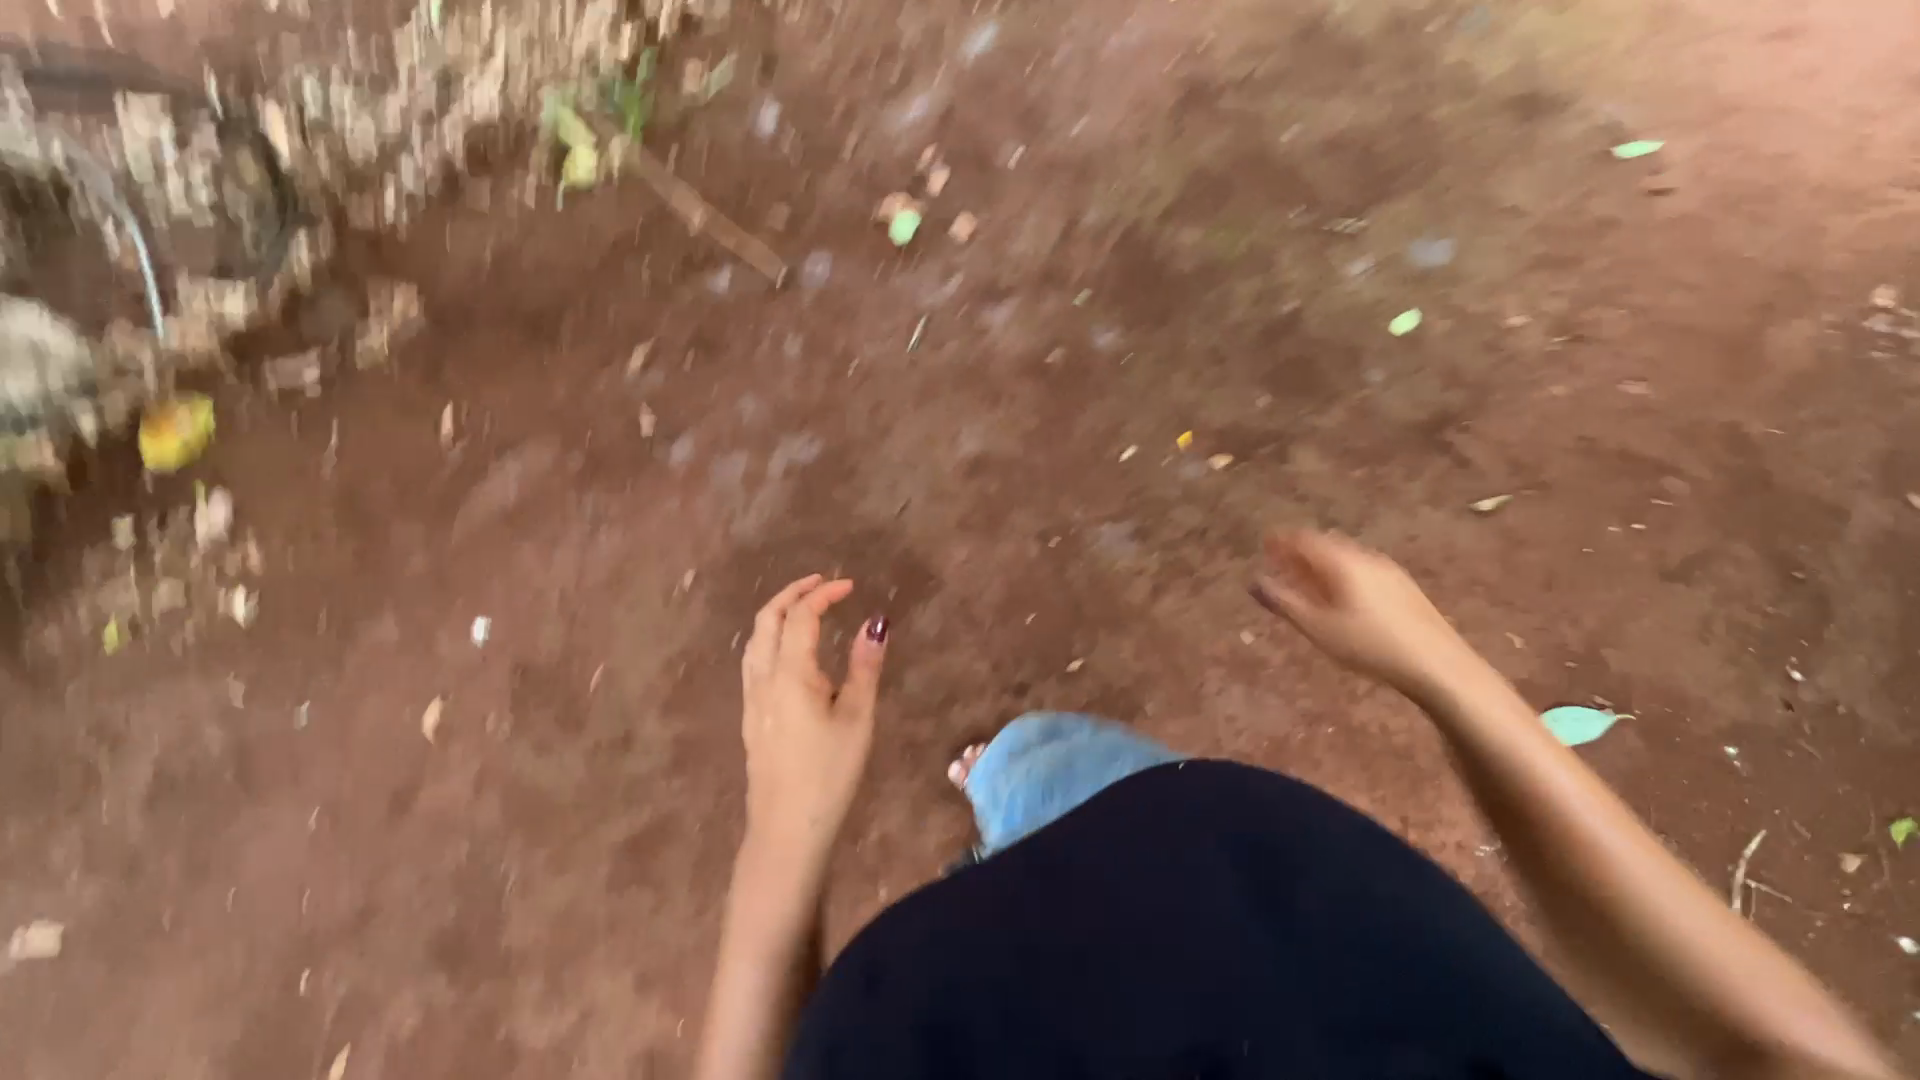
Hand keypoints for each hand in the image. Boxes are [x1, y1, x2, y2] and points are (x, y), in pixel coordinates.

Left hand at [739, 575, 888, 874]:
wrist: (787, 827)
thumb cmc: (829, 772)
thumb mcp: (857, 718)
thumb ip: (864, 666)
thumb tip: (875, 623)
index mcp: (790, 673)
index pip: (801, 616)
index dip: (823, 594)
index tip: (849, 585)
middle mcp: (763, 678)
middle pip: (767, 620)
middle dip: (792, 594)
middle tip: (821, 583)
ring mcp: (751, 699)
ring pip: (755, 640)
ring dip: (777, 614)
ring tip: (803, 608)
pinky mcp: (750, 717)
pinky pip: (754, 661)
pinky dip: (770, 638)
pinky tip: (788, 652)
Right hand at [1250, 530, 1477, 699]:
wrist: (1437, 665)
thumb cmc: (1369, 645)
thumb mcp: (1318, 628)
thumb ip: (1284, 603)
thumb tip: (1255, 583)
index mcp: (1342, 563)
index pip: (1306, 540)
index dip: (1282, 541)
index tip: (1264, 545)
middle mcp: (1366, 559)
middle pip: (1327, 546)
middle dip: (1301, 554)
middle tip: (1282, 565)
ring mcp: (1389, 573)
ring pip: (1347, 560)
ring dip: (1322, 567)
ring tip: (1307, 585)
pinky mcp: (1404, 589)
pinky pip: (1363, 572)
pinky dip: (1342, 577)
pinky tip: (1341, 600)